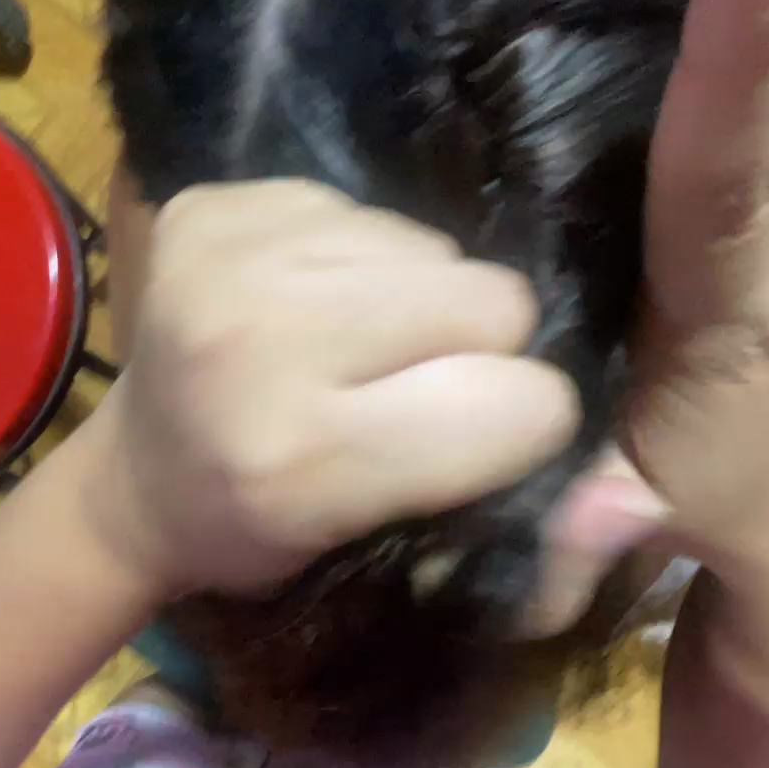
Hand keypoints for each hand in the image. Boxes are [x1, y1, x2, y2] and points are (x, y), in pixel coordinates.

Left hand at [80, 181, 580, 596]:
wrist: (135, 475)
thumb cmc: (259, 533)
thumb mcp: (380, 561)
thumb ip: (520, 550)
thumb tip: (634, 498)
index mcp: (302, 458)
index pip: (517, 404)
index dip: (518, 423)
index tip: (470, 437)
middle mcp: (256, 343)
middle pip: (489, 300)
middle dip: (471, 350)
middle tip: (402, 387)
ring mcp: (224, 258)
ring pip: (431, 245)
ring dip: (412, 299)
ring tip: (342, 348)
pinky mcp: (208, 206)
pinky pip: (358, 208)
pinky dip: (352, 260)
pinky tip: (297, 305)